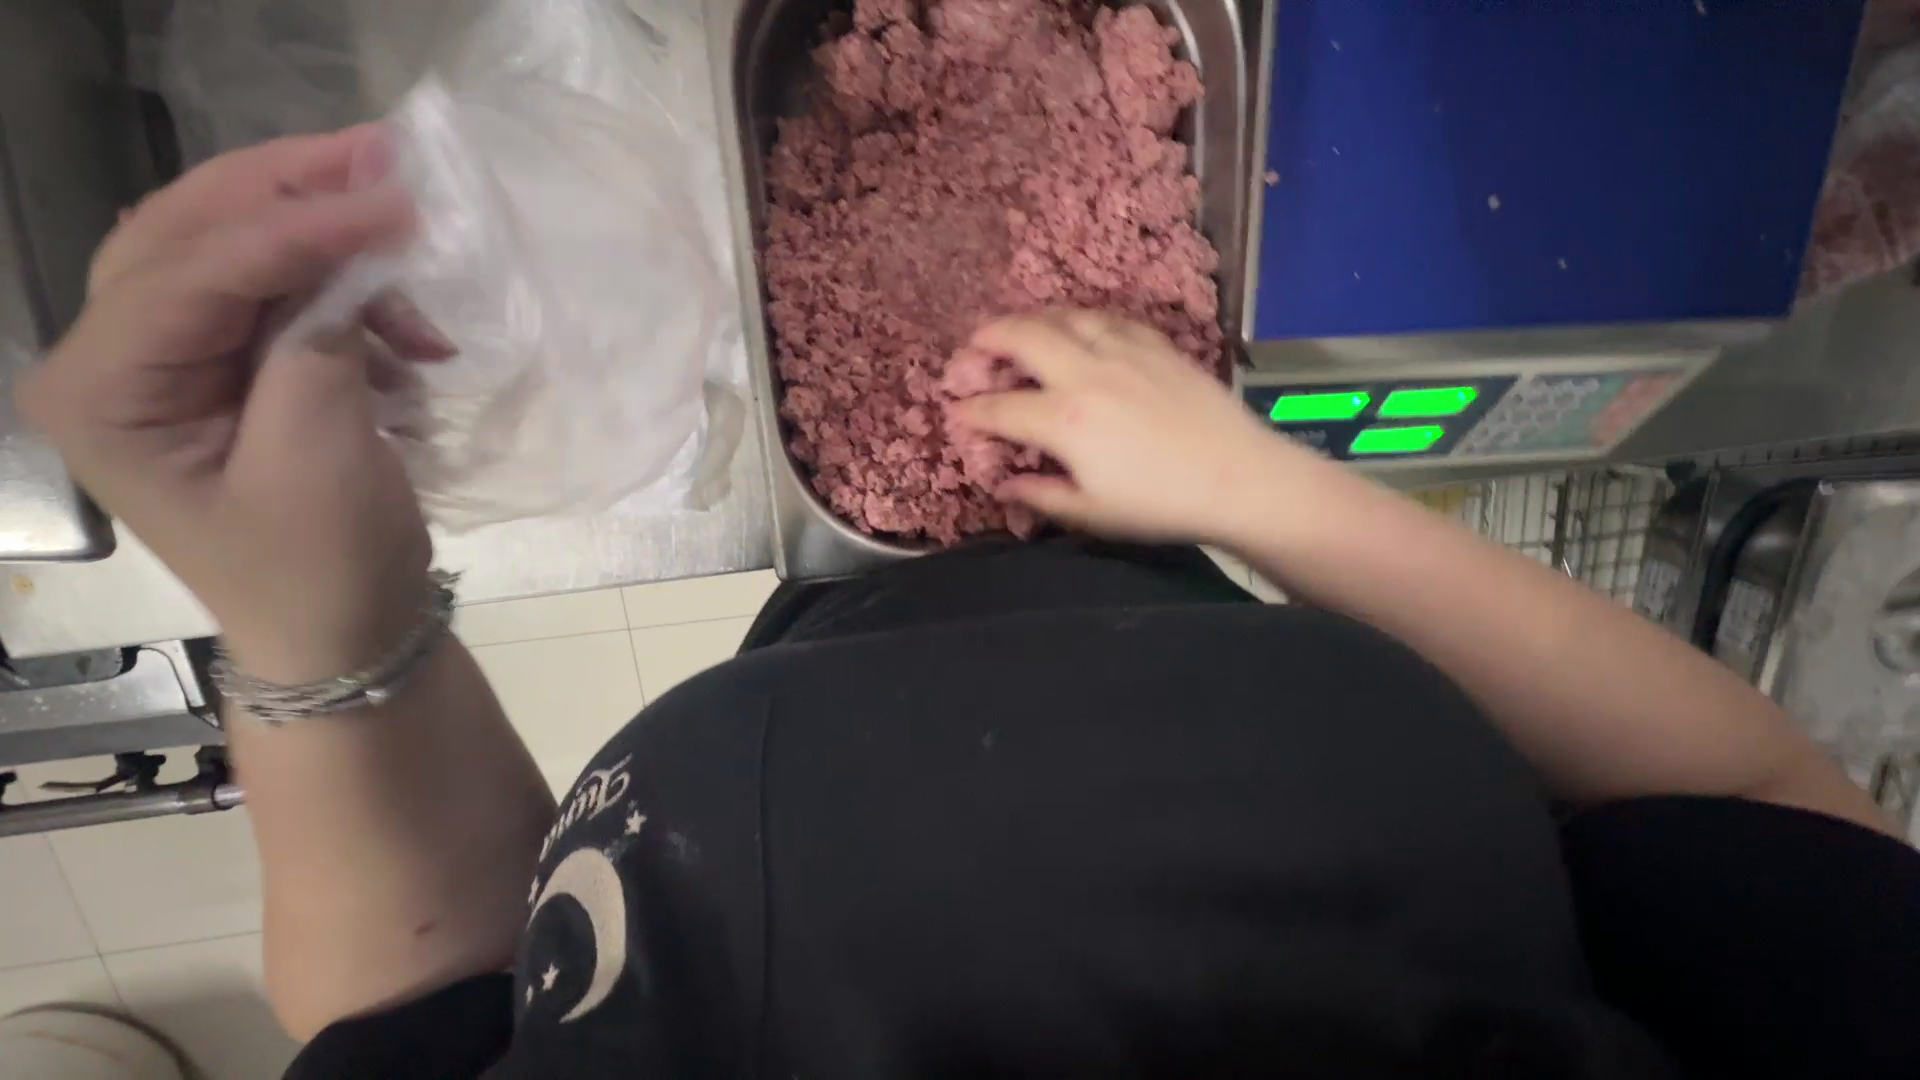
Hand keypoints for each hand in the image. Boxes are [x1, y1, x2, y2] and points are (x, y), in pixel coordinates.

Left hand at [18, 127, 429, 683]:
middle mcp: (118, 360)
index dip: (299, 224)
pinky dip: (351, 312)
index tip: (399, 200)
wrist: (346, 633)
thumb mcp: (323, 458)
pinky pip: (282, 311)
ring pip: (241, 264)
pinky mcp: (235, 382)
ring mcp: (176, 369)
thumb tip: (352, 266)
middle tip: (383, 160)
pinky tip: (408, 350)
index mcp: (106, 387)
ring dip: (336, 266)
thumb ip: (318, 348)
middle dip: (292, 193)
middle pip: (192, 235)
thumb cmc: (325, 564)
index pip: (195, 267)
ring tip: (422, 314)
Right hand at [948, 309, 1319, 544]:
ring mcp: (1124, 352)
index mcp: (1066, 420)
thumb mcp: (1091, 513)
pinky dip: (1080, 319)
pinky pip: (1108, 318)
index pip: (1001, 407)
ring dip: (1032, 319)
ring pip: (1065, 316)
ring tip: (1018, 330)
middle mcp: (1087, 373)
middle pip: (1023, 338)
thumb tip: (1003, 485)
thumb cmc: (1160, 505)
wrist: (1239, 478)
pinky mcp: (1156, 345)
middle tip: (973, 348)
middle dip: (988, 339)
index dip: (971, 409)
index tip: (956, 409)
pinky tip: (1078, 328)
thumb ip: (1039, 495)